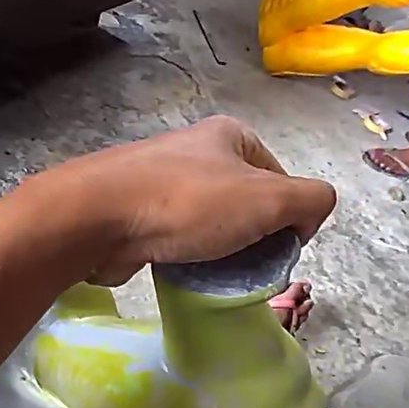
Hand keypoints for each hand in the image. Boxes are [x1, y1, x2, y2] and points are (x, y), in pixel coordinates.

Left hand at [20, 116, 337, 284]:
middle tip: (243, 267)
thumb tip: (306, 219)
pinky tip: (178, 270)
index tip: (275, 249)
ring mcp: (156, 181)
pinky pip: (172, 238)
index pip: (280, 179)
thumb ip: (311, 200)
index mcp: (228, 135)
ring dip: (214, 249)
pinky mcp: (131, 212)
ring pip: (205, 222)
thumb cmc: (187, 204)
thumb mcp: (270, 198)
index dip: (287, 217)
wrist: (97, 218)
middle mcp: (191, 151)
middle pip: (242, 202)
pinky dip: (181, 255)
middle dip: (248, 236)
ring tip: (208, 272)